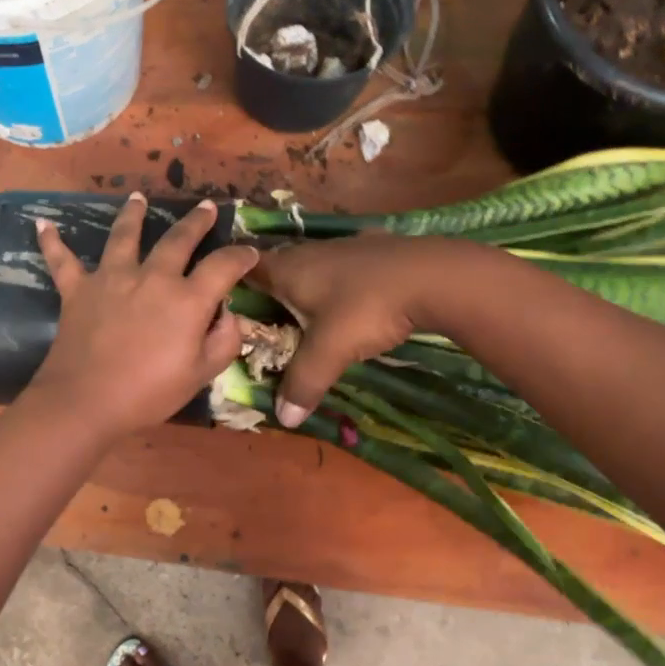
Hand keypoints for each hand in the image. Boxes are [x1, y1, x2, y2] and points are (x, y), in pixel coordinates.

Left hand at [27, 194, 259, 437]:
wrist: (86, 400)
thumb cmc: (148, 394)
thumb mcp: (200, 375)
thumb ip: (223, 341)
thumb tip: (230, 315)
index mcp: (187, 299)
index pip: (223, 266)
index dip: (240, 256)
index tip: (250, 252)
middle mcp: (151, 278)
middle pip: (178, 240)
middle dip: (196, 222)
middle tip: (207, 207)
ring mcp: (111, 279)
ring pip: (124, 236)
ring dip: (133, 214)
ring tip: (137, 197)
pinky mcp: (77, 290)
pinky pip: (62, 260)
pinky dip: (52, 242)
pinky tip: (43, 225)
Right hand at [247, 233, 488, 426]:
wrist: (437, 277)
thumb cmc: (368, 308)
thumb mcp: (330, 351)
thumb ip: (303, 383)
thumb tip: (285, 419)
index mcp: (288, 269)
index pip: (246, 270)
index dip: (232, 286)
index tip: (227, 308)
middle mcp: (310, 251)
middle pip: (278, 269)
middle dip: (269, 293)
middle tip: (264, 323)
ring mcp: (346, 247)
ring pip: (313, 267)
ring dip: (306, 288)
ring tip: (304, 316)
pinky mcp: (377, 249)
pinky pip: (344, 268)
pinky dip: (340, 284)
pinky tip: (350, 301)